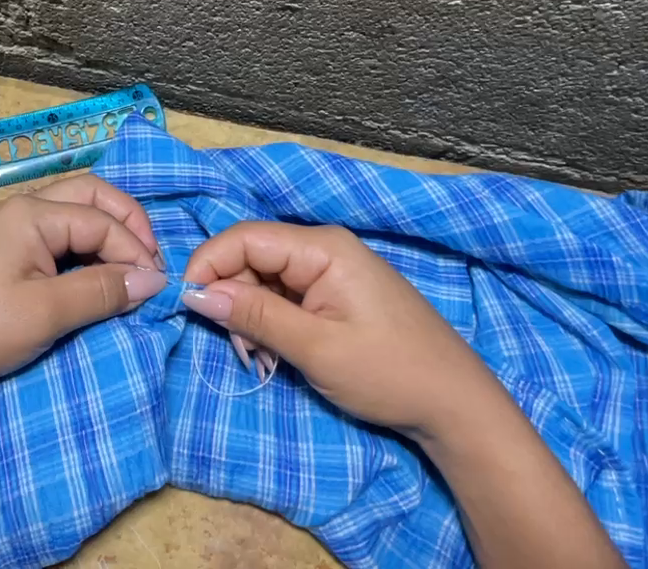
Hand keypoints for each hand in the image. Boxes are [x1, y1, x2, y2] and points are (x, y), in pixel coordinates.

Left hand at [0, 175, 169, 396]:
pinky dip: (83, 249)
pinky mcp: (2, 247)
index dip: (136, 250)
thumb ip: (102, 290)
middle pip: (90, 197)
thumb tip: (153, 279)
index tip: (158, 288)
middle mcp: (21, 207)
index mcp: (31, 213)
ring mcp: (9, 225)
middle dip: (126, 225)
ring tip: (126, 274)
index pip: (102, 220)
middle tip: (149, 264)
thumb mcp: (46, 312)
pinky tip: (92, 277)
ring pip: (73, 212)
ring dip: (105, 236)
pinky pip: (55, 233)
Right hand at [180, 223, 498, 438]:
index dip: (209, 265)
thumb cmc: (390, 373)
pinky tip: (278, 354)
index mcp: (322, 247)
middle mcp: (323, 248)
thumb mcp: (315, 348)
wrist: (459, 409)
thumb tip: (194, 294)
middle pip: (252, 258)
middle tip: (240, 349)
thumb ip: (254, 316)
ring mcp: (330, 271)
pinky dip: (271, 323)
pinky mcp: (334, 294)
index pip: (244, 238)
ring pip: (264, 279)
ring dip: (251, 317)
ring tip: (263, 358)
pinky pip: (284, 296)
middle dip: (233, 299)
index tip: (188, 305)